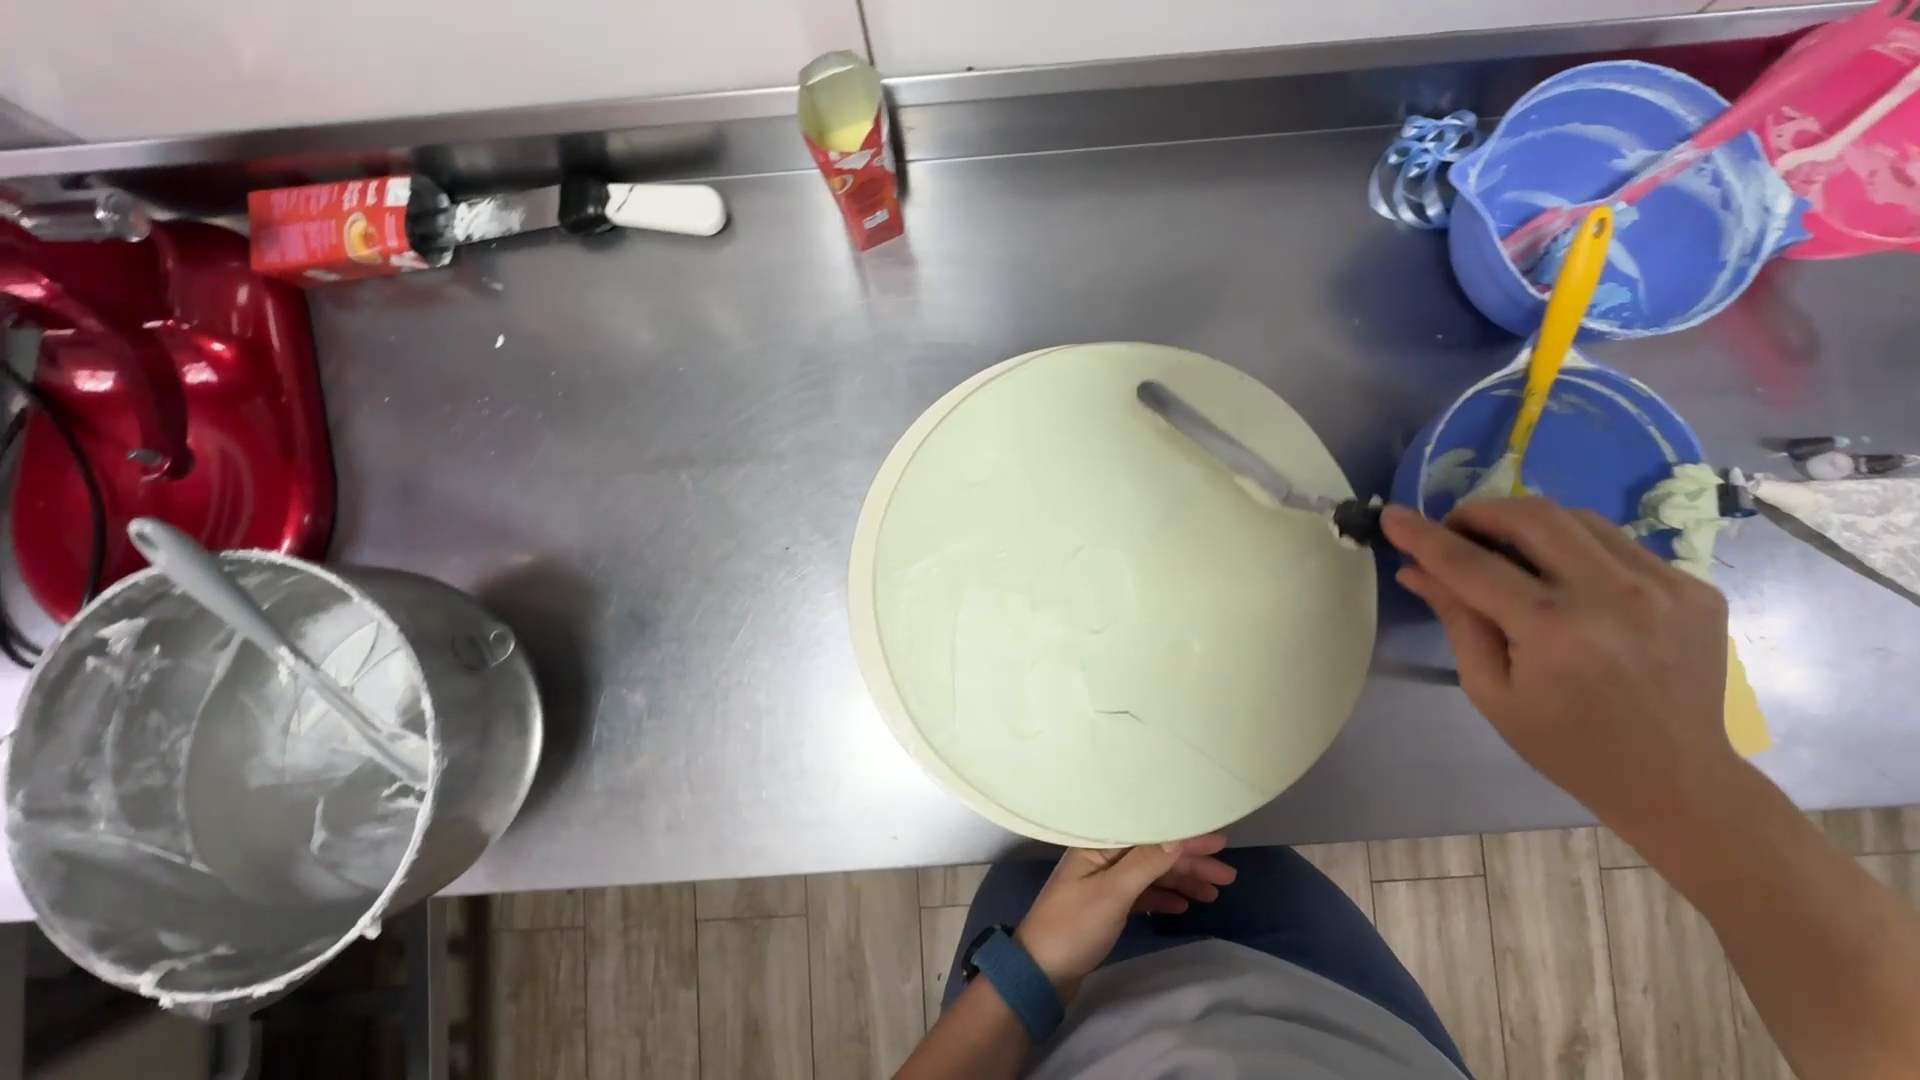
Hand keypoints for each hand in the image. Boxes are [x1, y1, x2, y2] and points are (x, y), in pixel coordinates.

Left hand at [1013, 834, 1235, 999]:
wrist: (1040, 973)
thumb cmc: (1073, 927)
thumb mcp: (1112, 893)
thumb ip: (1146, 863)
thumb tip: (1178, 836)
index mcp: (1097, 844)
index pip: (1149, 832)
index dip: (1184, 835)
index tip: (1219, 839)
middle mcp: (1100, 856)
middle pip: (1153, 853)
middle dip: (1190, 861)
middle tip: (1227, 876)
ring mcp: (1102, 882)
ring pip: (1151, 874)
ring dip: (1181, 880)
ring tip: (1213, 894)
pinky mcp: (1105, 906)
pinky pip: (1142, 894)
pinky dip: (1163, 897)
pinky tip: (1183, 906)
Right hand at [1380, 498, 1735, 813]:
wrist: (1675, 778)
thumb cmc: (1565, 744)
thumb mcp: (1490, 690)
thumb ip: (1457, 619)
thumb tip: (1415, 569)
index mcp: (1555, 632)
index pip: (1472, 565)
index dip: (1424, 536)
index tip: (1392, 515)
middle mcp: (1614, 596)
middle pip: (1533, 516)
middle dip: (1481, 513)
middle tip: (1456, 532)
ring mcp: (1664, 586)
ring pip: (1579, 519)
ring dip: (1529, 526)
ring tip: (1507, 552)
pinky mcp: (1694, 587)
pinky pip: (1618, 545)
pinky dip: (1576, 551)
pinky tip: (1566, 584)